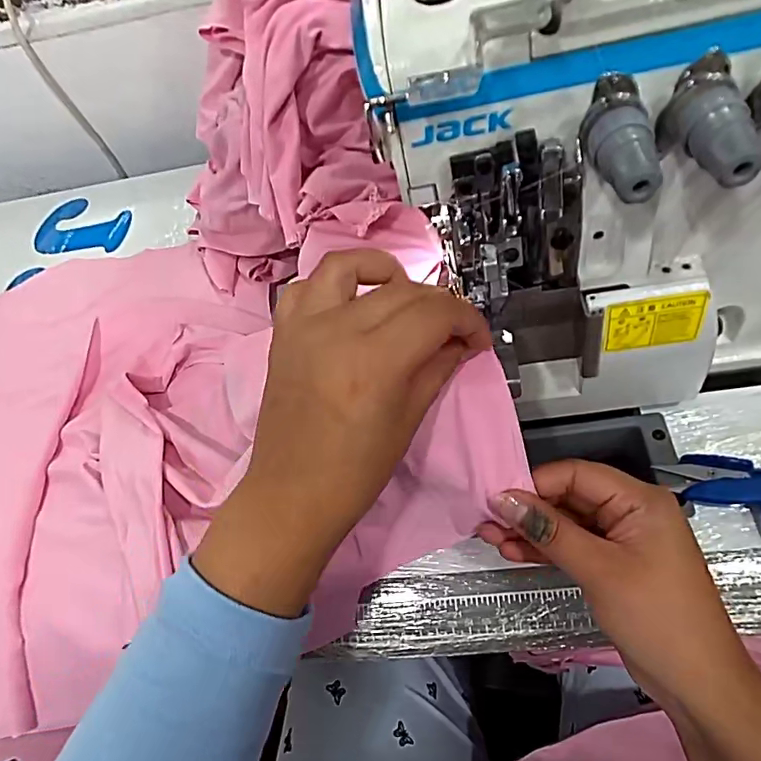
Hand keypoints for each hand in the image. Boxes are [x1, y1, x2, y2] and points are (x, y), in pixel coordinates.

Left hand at [194, 248, 491, 616]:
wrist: (292, 495)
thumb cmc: (353, 474)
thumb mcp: (408, 421)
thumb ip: (437, 369)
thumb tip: (459, 343)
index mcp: (375, 362)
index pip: (435, 314)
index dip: (468, 319)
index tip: (477, 337)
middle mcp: (337, 332)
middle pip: (404, 290)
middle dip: (440, 305)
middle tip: (452, 330)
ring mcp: (304, 327)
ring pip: (350, 265)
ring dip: (385, 272)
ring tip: (402, 296)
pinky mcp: (283, 333)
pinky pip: (307, 285)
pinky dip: (333, 283)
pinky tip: (353, 302)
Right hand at [485, 462, 760, 760]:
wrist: (698, 683)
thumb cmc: (656, 618)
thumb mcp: (599, 570)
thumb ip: (550, 531)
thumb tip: (505, 500)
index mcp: (640, 500)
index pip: (577, 474)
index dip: (535, 484)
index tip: (496, 500)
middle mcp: (633, 512)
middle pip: (571, 497)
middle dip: (530, 510)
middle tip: (488, 522)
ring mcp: (625, 540)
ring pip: (569, 523)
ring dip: (534, 532)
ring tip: (492, 539)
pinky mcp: (617, 566)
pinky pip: (577, 546)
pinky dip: (548, 550)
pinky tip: (516, 553)